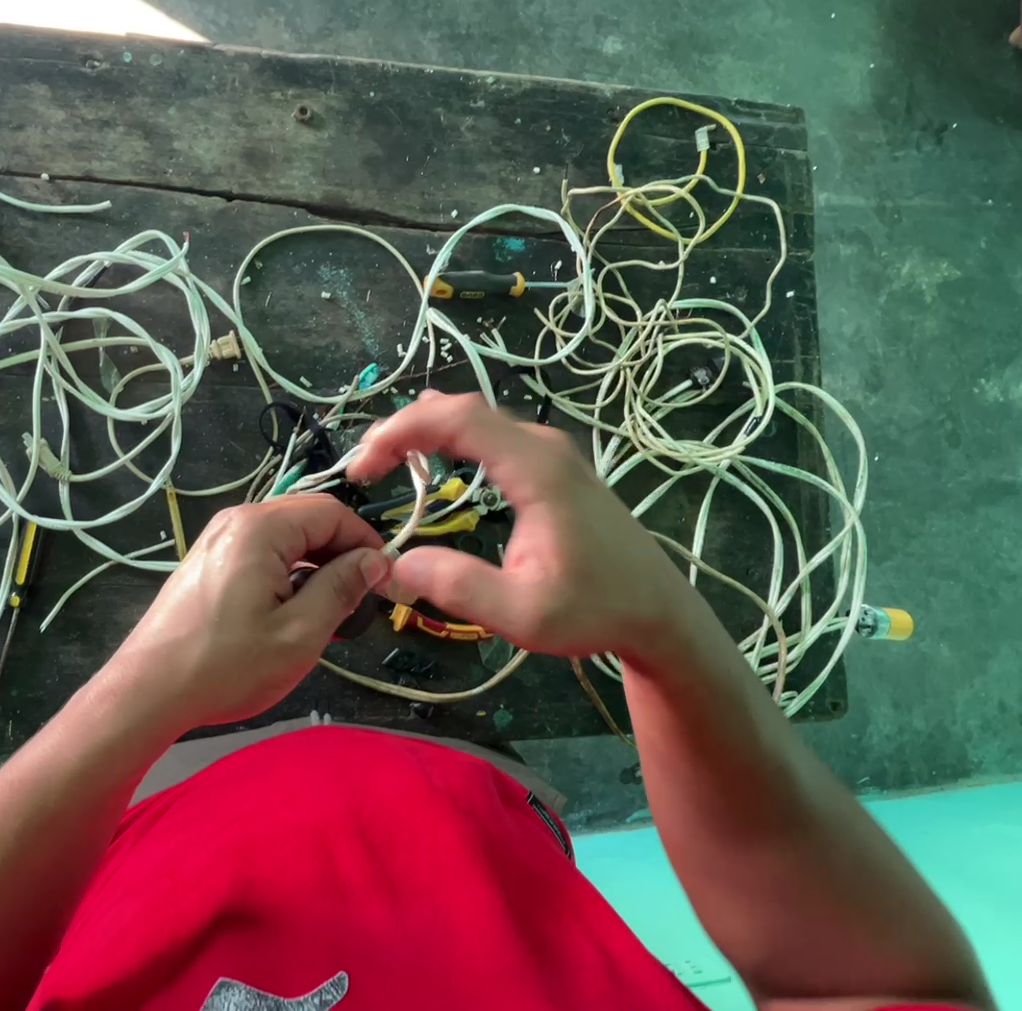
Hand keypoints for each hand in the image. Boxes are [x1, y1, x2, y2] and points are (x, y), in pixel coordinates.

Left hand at [101, 493, 391, 729]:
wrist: (147, 693)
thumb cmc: (227, 666)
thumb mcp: (298, 634)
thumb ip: (341, 589)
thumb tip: (375, 560)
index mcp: (261, 528)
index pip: (332, 512)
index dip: (365, 542)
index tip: (385, 579)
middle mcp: (237, 520)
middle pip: (307, 518)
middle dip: (341, 552)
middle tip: (360, 596)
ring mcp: (218, 538)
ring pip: (286, 536)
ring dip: (315, 563)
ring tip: (329, 608)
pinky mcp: (208, 560)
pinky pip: (262, 550)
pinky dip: (287, 570)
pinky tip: (291, 608)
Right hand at [349, 392, 723, 672]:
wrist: (657, 610)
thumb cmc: (596, 610)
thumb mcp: (522, 612)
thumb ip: (458, 586)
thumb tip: (395, 563)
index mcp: (537, 469)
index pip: (458, 420)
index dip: (402, 432)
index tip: (364, 466)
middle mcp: (543, 446)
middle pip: (463, 409)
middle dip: (405, 427)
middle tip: (364, 463)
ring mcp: (551, 451)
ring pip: (477, 416)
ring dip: (426, 430)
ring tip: (384, 457)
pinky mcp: (552, 464)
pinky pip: (492, 433)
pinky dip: (451, 437)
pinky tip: (432, 452)